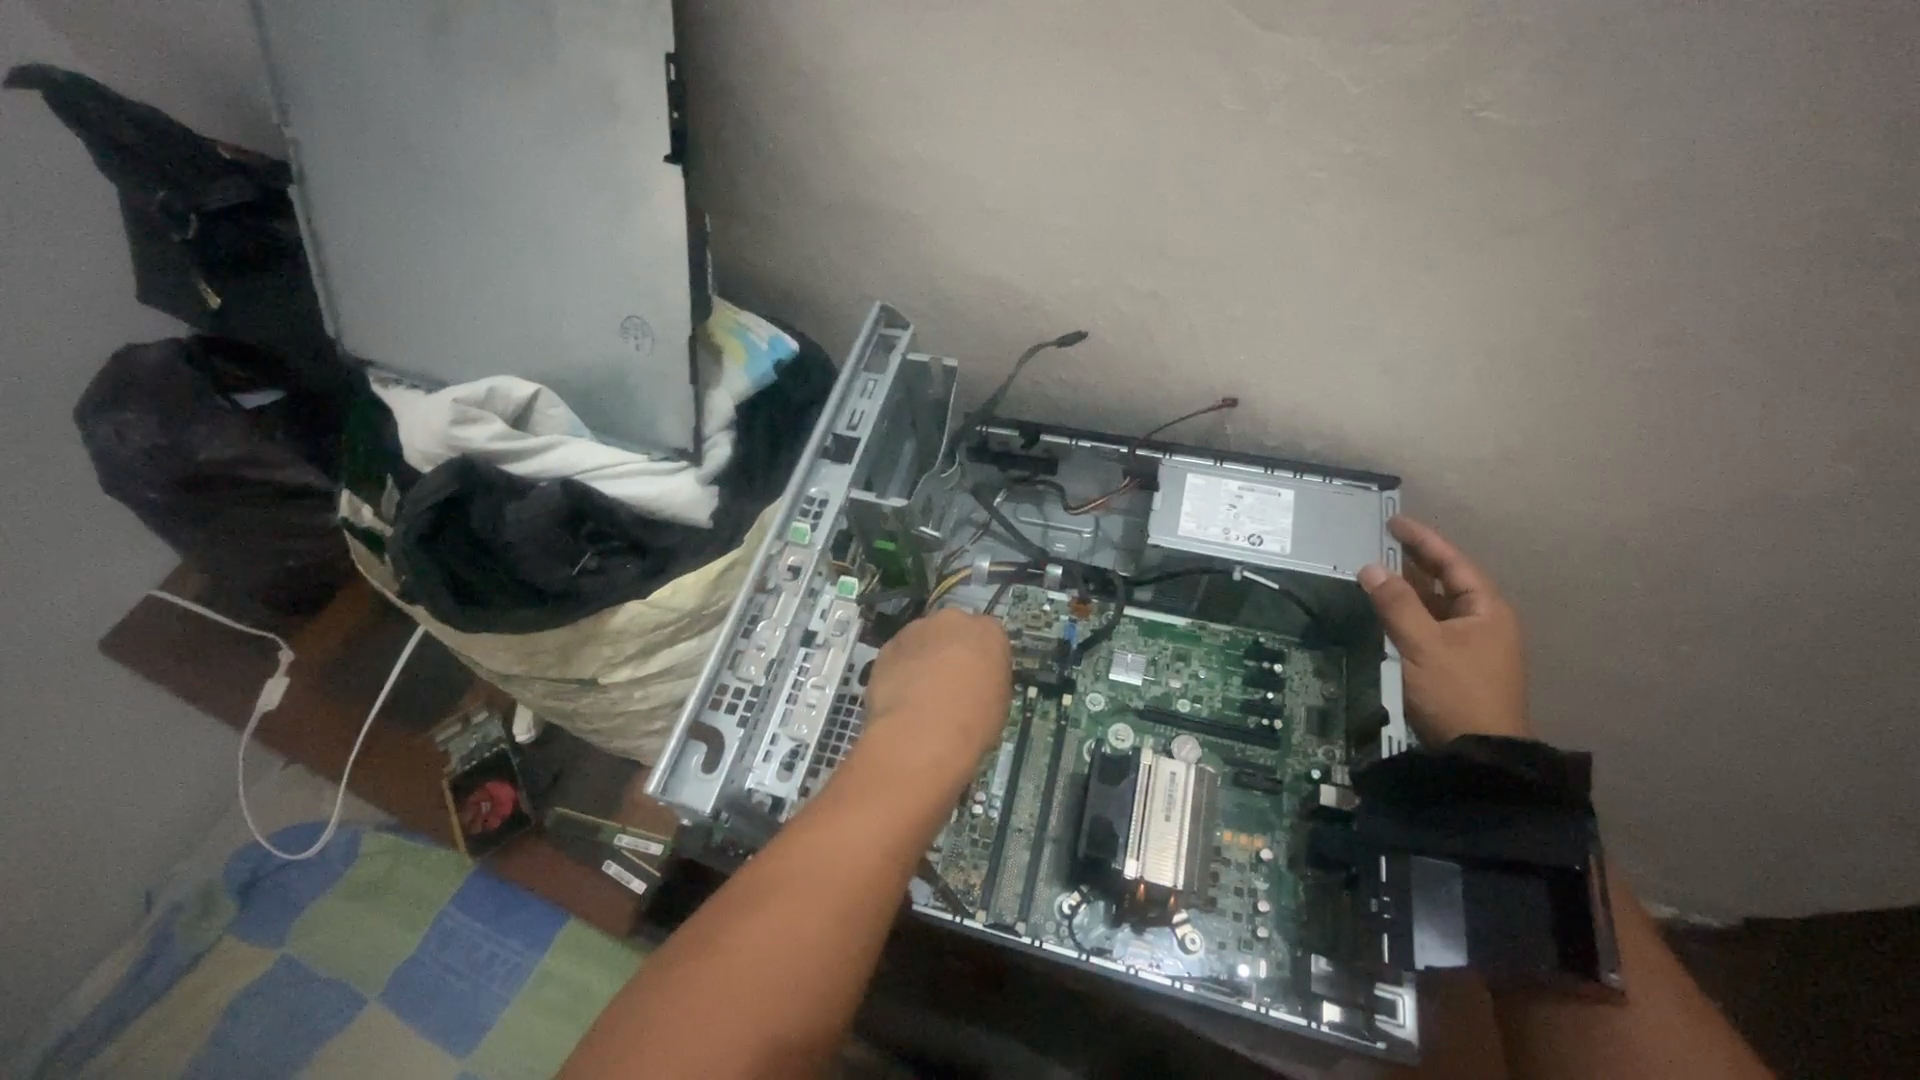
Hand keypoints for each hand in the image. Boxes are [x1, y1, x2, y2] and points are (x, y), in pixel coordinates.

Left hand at [855, 608, 1012, 781]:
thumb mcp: (999, 702)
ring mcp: (916, 629)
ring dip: (923, 658)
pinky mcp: (888, 646)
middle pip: (953, 630)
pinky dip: (899, 670)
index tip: (977, 677)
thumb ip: (986, 680)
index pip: (988, 635)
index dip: (981, 657)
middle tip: (947, 682)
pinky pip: (898, 655)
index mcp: (988, 631)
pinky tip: (900, 697)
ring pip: (922, 639)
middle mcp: (953, 620)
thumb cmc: (973, 720)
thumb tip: (973, 684)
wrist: (921, 731)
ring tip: (919, 693)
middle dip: (950, 650)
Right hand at [1358, 515, 1531, 742]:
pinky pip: (1431, 627)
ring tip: (1377, 574)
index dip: (1423, 540)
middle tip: (1382, 543)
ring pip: (1437, 606)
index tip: (1394, 522)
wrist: (1480, 755)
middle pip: (1447, 582)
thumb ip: (1396, 604)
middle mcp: (1484, 622)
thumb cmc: (1456, 691)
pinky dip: (1409, 615)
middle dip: (1415, 562)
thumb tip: (1370, 568)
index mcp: (1486, 610)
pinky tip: (1386, 613)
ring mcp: (1472, 645)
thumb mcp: (1423, 644)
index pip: (1452, 562)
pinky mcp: (1457, 666)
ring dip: (1409, 590)